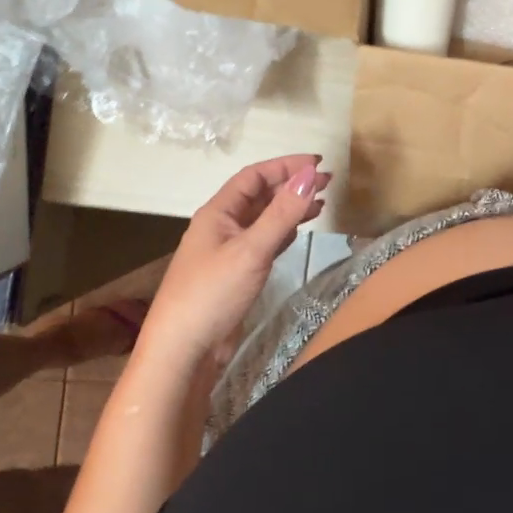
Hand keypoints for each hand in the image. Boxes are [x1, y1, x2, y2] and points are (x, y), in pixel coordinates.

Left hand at [135, 155, 332, 372]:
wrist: (184, 348)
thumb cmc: (213, 293)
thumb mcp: (252, 249)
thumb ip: (282, 213)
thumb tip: (311, 175)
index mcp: (218, 213)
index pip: (254, 176)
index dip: (285, 166)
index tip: (318, 163)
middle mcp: (222, 226)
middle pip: (259, 195)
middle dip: (292, 185)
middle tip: (328, 182)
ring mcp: (229, 251)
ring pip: (263, 219)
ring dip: (290, 208)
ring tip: (322, 204)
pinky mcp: (237, 274)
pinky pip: (264, 242)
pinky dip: (284, 232)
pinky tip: (299, 232)